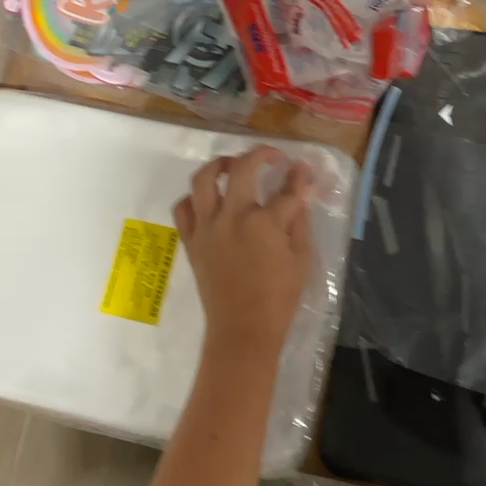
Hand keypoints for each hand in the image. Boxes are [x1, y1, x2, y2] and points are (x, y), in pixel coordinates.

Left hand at [173, 147, 315, 353]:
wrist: (242, 331)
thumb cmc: (278, 299)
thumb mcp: (301, 260)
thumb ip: (299, 222)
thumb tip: (300, 195)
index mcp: (264, 223)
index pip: (287, 190)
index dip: (299, 177)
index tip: (302, 168)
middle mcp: (232, 217)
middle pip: (242, 169)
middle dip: (259, 154)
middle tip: (271, 157)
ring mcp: (207, 228)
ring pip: (203, 179)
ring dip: (219, 165)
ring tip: (232, 167)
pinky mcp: (191, 241)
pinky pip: (183, 209)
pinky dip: (193, 198)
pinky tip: (208, 200)